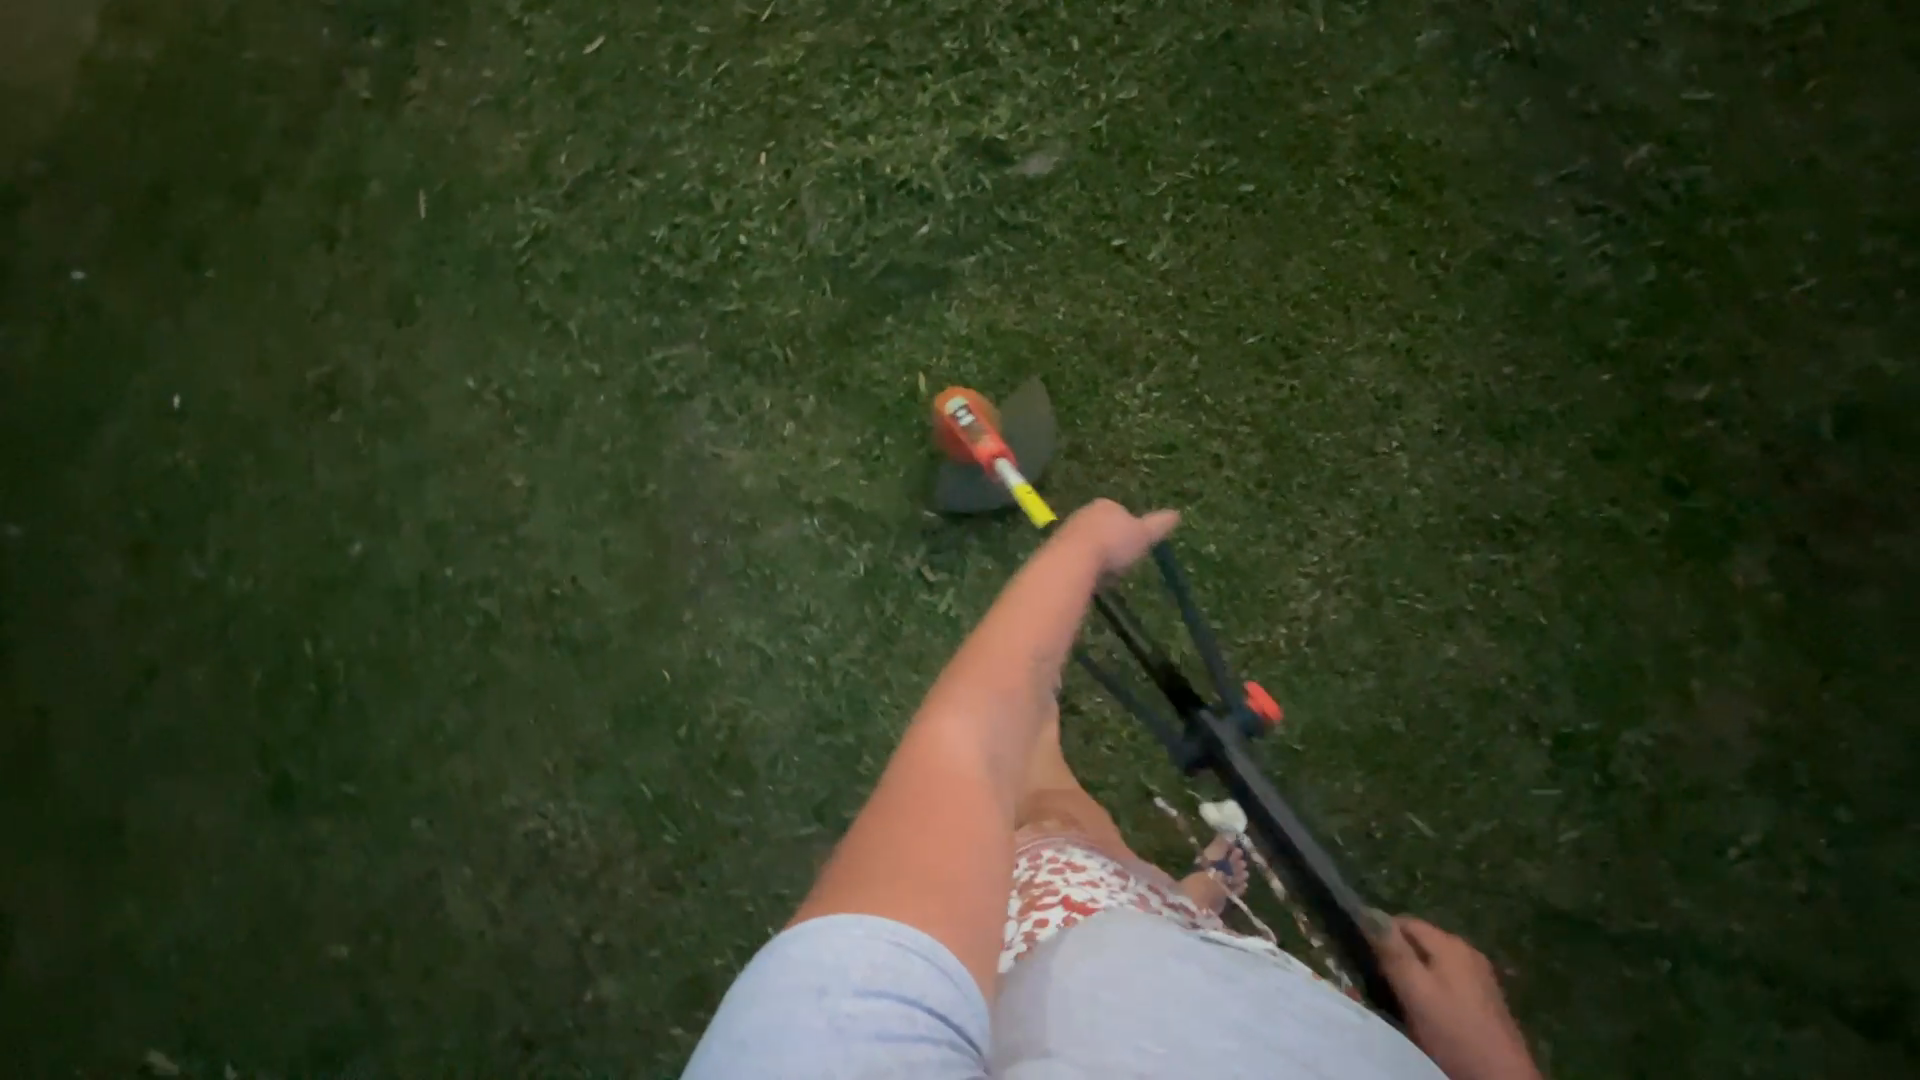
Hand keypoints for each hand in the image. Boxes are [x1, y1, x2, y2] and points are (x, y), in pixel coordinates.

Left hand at [1054, 499, 1179, 575]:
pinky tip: (1088, 579)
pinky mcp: (1055, 550)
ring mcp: (1067, 531)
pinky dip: (1083, 568)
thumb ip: (1158, 525)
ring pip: (1088, 544)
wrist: (1073, 558)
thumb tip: (1176, 514)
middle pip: (1102, 529)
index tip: (1134, 549)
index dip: (1129, 532)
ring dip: (1097, 558)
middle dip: (1111, 545)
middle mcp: (1084, 513)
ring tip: (1105, 575)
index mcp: (1105, 506)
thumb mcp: (1143, 534)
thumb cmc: (1113, 543)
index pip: (1121, 514)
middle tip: (1119, 565)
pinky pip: (1075, 559)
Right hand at [1374, 916, 1543, 1079]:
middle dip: (1398, 956)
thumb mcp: (1415, 990)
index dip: (1381, 935)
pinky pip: (1448, 980)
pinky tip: (1428, 1011)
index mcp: (1450, 944)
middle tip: (1382, 983)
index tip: (1367, 959)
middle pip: (1420, 942)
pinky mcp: (1486, 999)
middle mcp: (1467, 952)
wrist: (1502, 1079)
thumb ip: (1392, 951)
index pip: (1404, 922)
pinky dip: (1432, 988)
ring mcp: (1480, 976)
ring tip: (1402, 999)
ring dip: (1414, 974)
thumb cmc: (1453, 1031)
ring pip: (1433, 963)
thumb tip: (1370, 914)